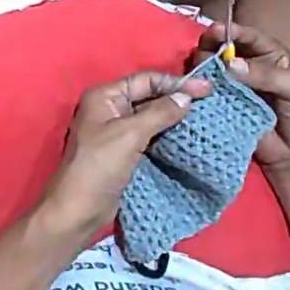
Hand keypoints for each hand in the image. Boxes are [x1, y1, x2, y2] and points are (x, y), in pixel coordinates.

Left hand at [39, 72, 212, 236]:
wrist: (79, 210)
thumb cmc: (99, 166)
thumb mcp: (130, 134)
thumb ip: (160, 112)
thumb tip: (187, 97)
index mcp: (104, 96)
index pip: (145, 80)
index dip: (176, 83)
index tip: (207, 88)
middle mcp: (109, 109)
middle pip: (149, 96)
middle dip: (177, 98)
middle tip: (210, 100)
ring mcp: (116, 131)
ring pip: (152, 117)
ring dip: (175, 117)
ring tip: (205, 116)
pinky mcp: (124, 151)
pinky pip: (150, 136)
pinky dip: (168, 134)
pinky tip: (189, 136)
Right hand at [192, 20, 289, 172]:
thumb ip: (267, 74)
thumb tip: (230, 64)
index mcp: (271, 57)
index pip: (250, 38)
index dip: (234, 31)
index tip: (217, 30)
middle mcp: (249, 69)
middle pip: (224, 50)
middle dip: (211, 46)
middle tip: (203, 50)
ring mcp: (232, 89)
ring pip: (212, 70)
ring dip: (203, 66)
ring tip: (200, 70)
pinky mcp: (221, 108)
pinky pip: (206, 94)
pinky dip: (198, 89)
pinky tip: (193, 88)